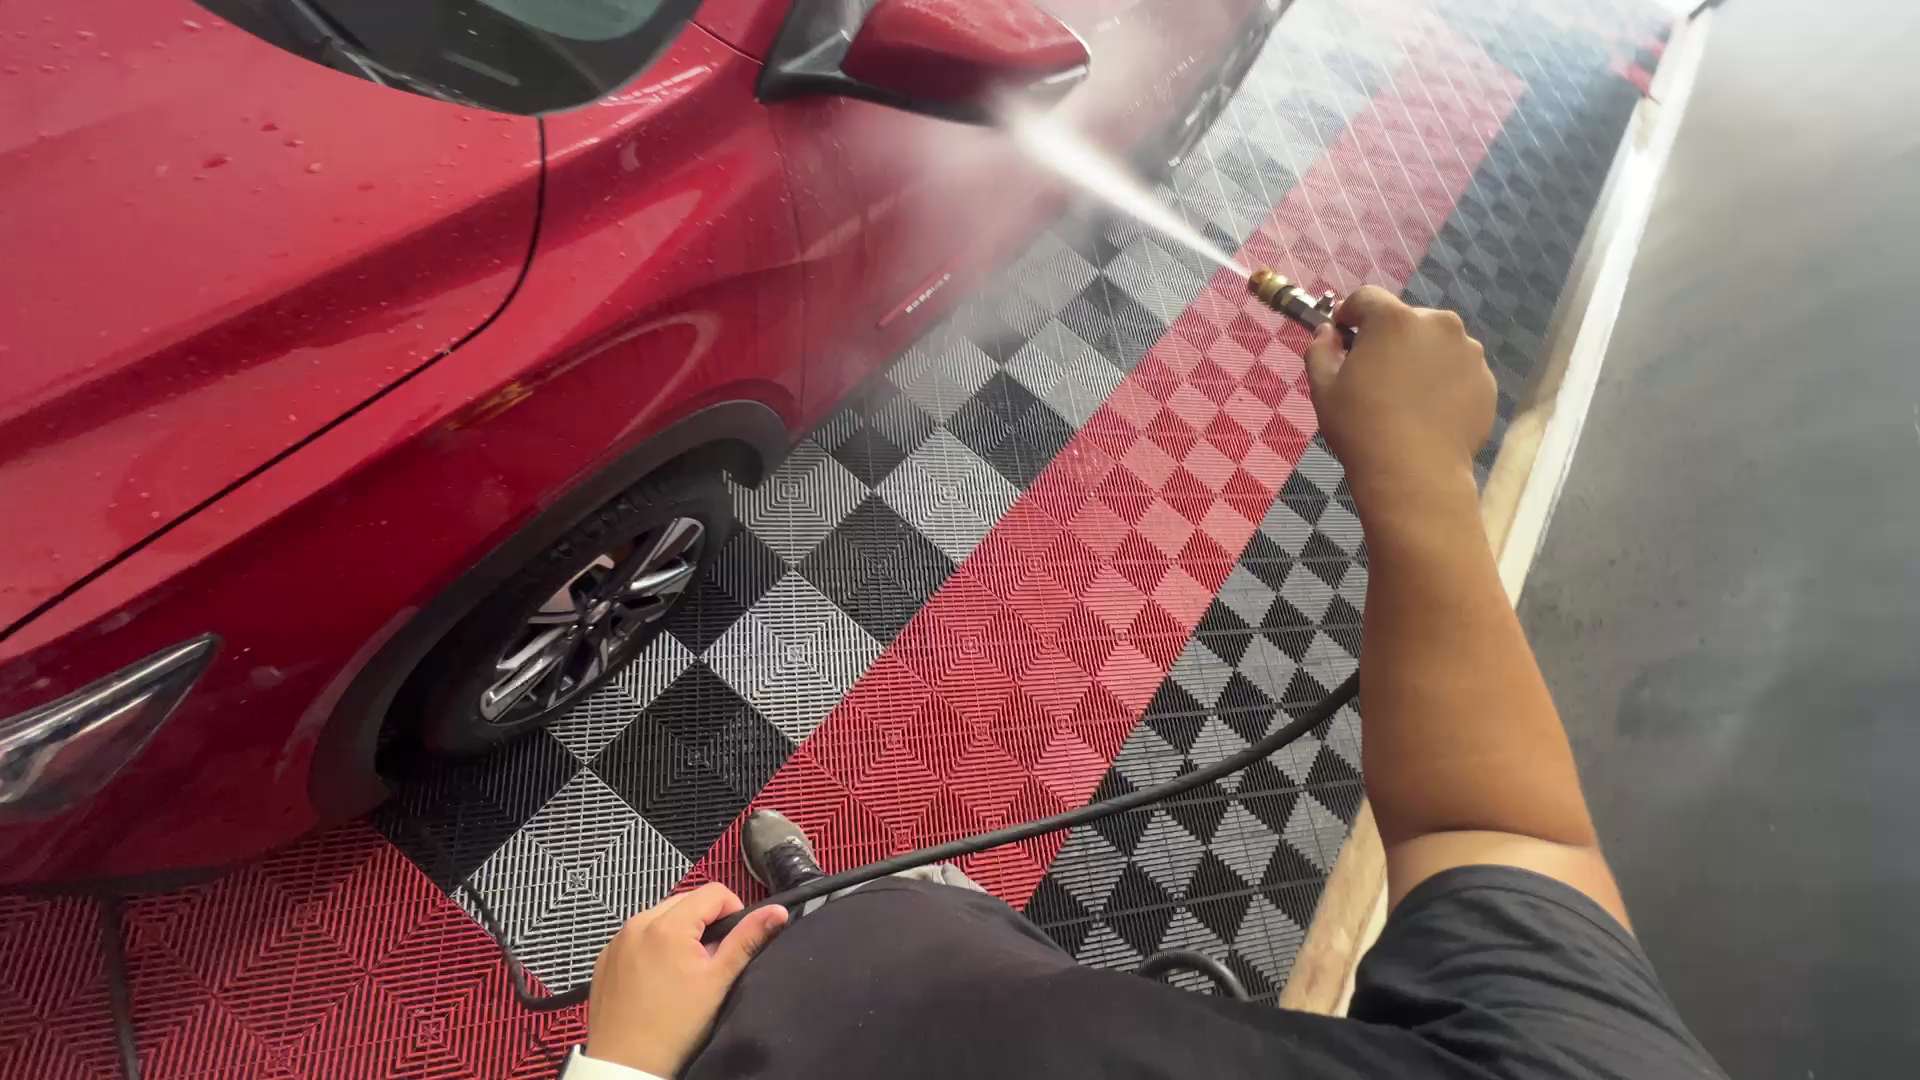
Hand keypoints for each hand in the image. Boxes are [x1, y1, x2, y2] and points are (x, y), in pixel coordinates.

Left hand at [585, 883, 788, 1076]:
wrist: (622, 1071)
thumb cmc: (675, 1025)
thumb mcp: (718, 981)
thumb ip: (748, 938)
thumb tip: (778, 910)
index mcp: (668, 924)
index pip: (714, 892)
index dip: (732, 911)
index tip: (731, 945)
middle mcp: (639, 921)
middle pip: (687, 901)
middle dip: (705, 922)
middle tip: (708, 961)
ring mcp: (618, 939)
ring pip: (663, 915)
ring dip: (679, 931)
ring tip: (683, 970)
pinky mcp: (605, 956)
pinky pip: (639, 934)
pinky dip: (653, 944)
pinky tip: (656, 976)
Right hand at [1303, 285, 1495, 508]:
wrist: (1414, 470)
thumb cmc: (1360, 426)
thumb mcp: (1323, 389)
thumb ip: (1320, 350)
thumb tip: (1327, 333)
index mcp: (1394, 320)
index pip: (1366, 297)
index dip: (1348, 314)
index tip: (1341, 338)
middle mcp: (1438, 323)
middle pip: (1404, 319)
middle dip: (1386, 339)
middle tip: (1372, 376)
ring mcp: (1469, 351)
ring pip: (1433, 344)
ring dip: (1416, 359)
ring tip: (1402, 398)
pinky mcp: (1486, 379)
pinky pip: (1455, 370)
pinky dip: (1440, 382)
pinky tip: (1424, 413)